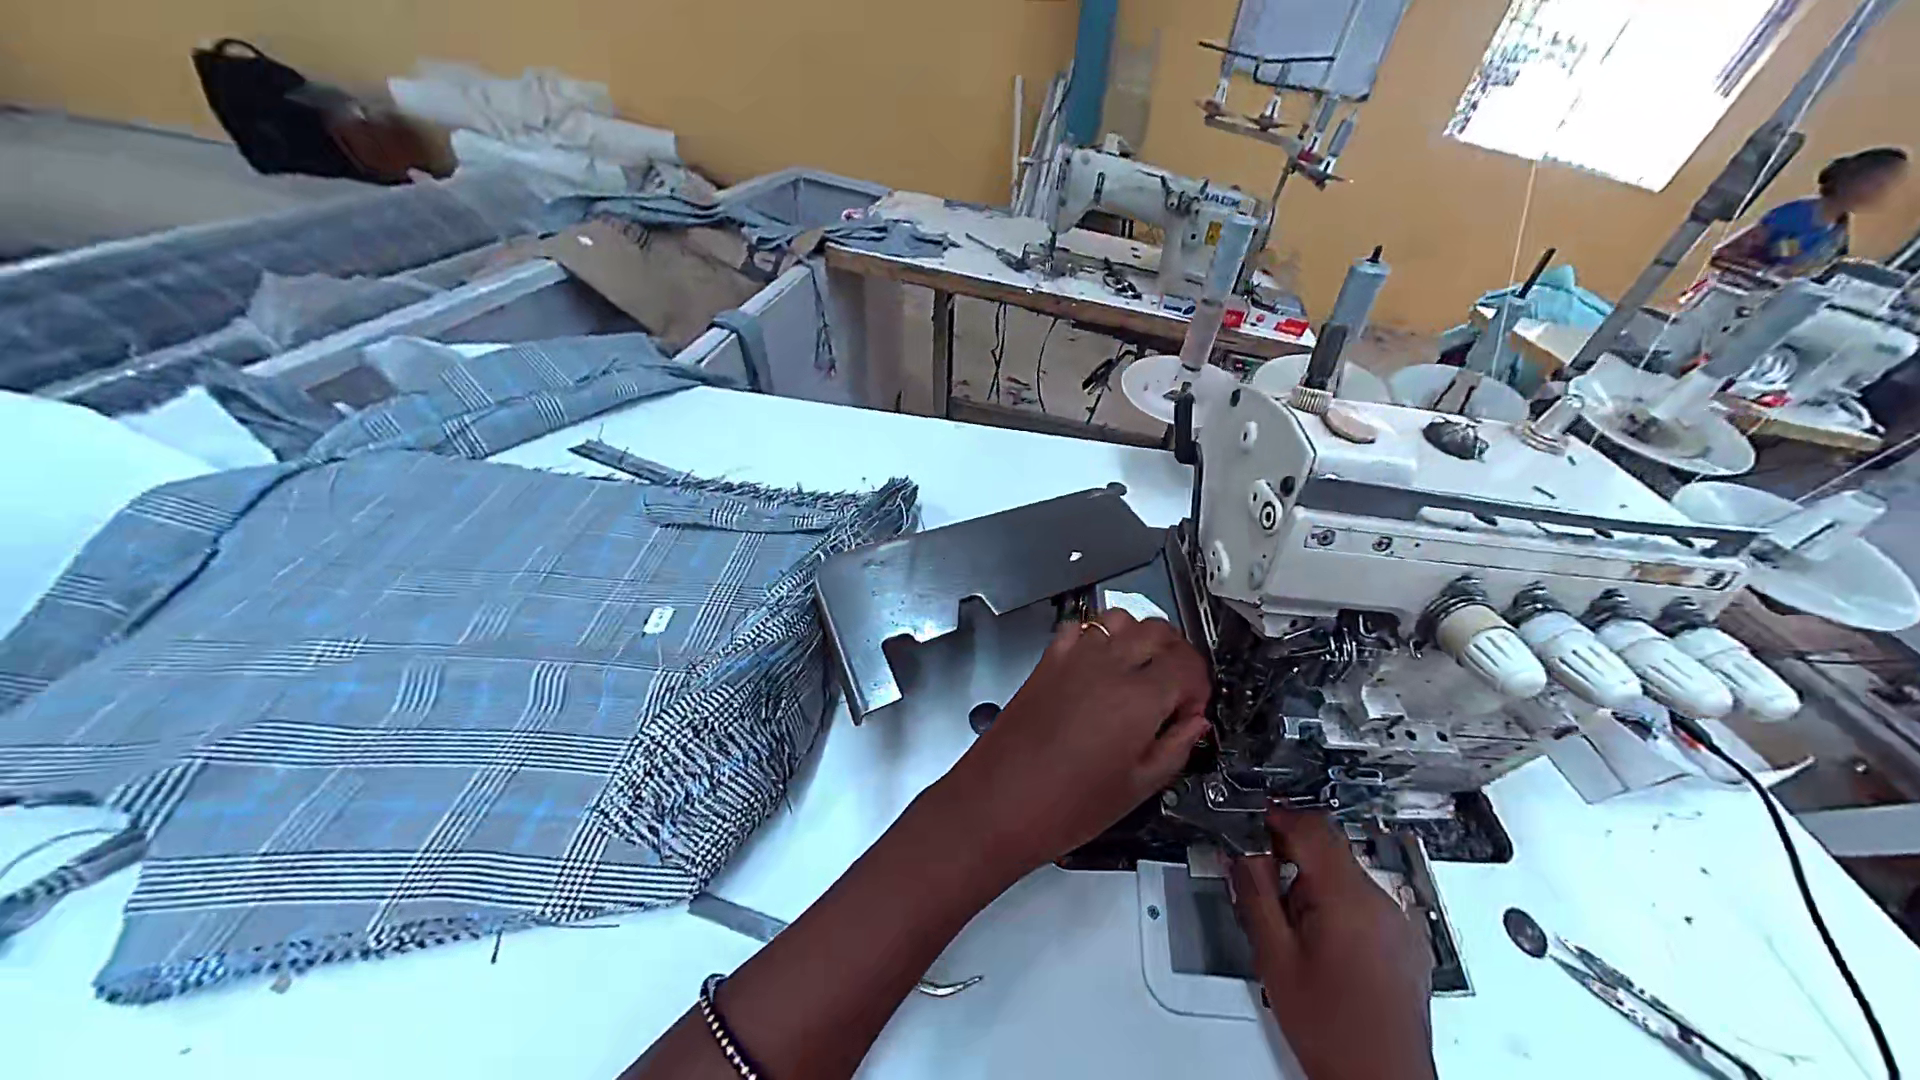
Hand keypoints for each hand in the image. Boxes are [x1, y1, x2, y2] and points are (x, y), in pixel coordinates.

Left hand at [926, 609, 1211, 878]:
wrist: (997, 802)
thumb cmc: (1061, 805)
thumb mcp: (1137, 787)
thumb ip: (1175, 747)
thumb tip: (1193, 726)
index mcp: (1138, 698)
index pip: (1188, 664)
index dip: (1199, 685)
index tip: (1192, 707)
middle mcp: (1107, 667)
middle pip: (1158, 630)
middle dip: (1176, 655)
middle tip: (1176, 687)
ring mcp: (1073, 658)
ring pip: (1119, 618)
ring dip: (1139, 637)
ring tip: (1141, 672)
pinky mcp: (1046, 661)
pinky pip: (1078, 628)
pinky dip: (1096, 636)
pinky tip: (1098, 665)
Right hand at [1232, 811, 1436, 1079]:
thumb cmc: (1332, 1031)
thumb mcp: (1274, 955)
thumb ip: (1254, 893)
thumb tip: (1242, 852)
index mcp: (1348, 900)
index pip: (1312, 828)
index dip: (1277, 815)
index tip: (1253, 816)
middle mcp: (1383, 904)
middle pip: (1329, 849)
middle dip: (1289, 853)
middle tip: (1258, 871)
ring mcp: (1399, 923)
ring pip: (1345, 874)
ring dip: (1311, 879)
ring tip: (1288, 919)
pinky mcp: (1406, 942)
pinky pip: (1365, 900)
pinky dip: (1335, 901)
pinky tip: (1317, 937)